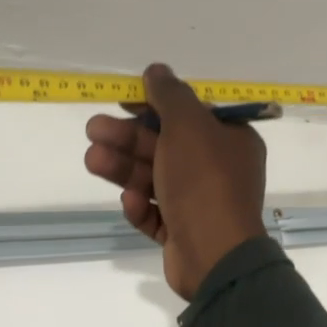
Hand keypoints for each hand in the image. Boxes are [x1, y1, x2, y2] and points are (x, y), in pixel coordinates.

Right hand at [84, 63, 267, 299]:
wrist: (215, 255)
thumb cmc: (204, 182)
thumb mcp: (188, 125)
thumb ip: (170, 95)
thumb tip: (157, 71)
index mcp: (233, 142)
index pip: (191, 115)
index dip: (155, 105)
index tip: (121, 99)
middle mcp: (220, 172)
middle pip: (167, 146)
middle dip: (128, 138)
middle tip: (93, 130)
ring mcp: (202, 206)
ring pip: (156, 179)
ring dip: (125, 168)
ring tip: (93, 161)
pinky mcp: (184, 234)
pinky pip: (157, 214)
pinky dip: (142, 207)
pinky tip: (133, 203)